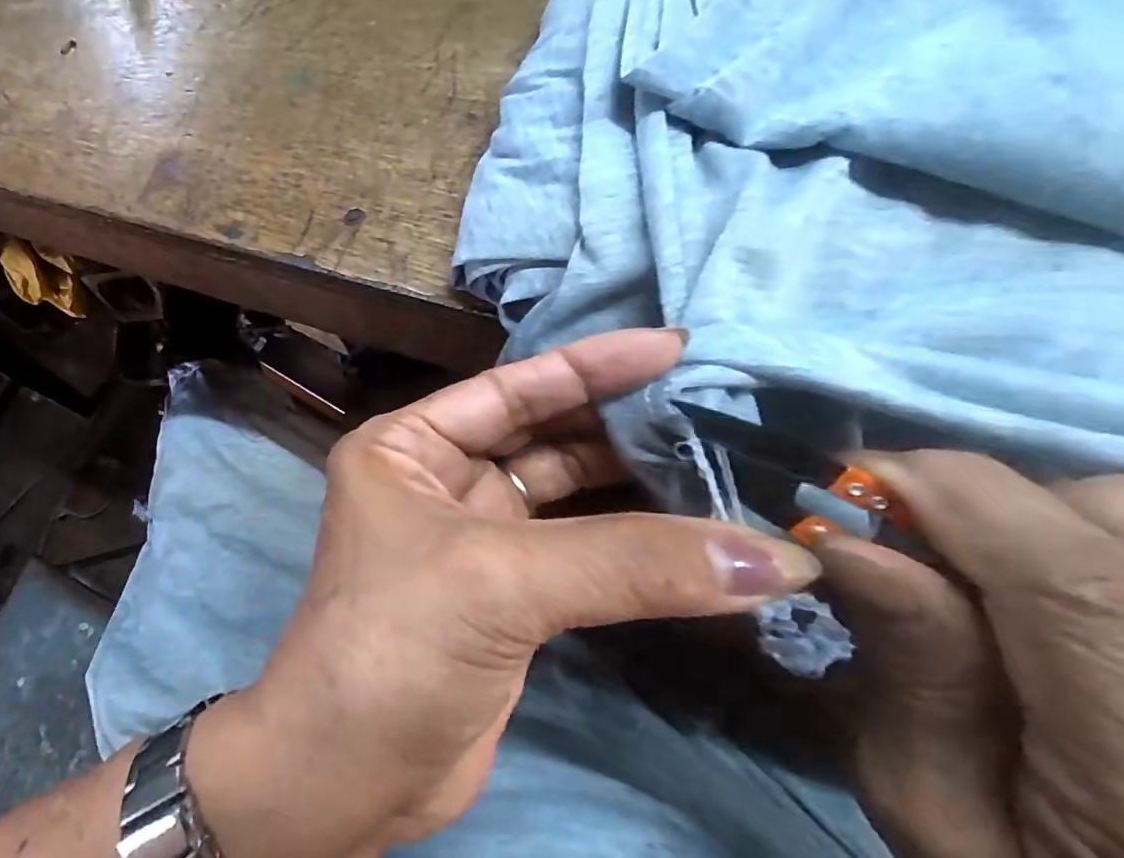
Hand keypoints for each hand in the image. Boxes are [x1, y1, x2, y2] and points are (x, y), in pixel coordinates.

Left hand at [186, 329, 821, 856]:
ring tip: (720, 456)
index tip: (672, 345)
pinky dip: (634, 543)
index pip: (511, 388)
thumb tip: (777, 559)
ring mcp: (477, 538)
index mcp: (408, 445)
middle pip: (544, 434)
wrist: (346, 778)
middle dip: (621, 420)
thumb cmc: (393, 646)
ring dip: (636, 482)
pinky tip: (694, 532)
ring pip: (568, 493)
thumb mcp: (498, 583)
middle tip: (711, 401)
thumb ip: (627, 563)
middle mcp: (440, 479)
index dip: (590, 365)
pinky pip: (581, 550)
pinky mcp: (508, 595)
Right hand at [819, 452, 1123, 857]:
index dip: (968, 504)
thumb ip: (915, 683)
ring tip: (1013, 581)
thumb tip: (856, 548)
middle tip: (927, 538)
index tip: (863, 477)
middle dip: (1014, 507)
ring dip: (1075, 527)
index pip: (1102, 600)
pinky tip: (1094, 612)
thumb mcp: (940, 817)